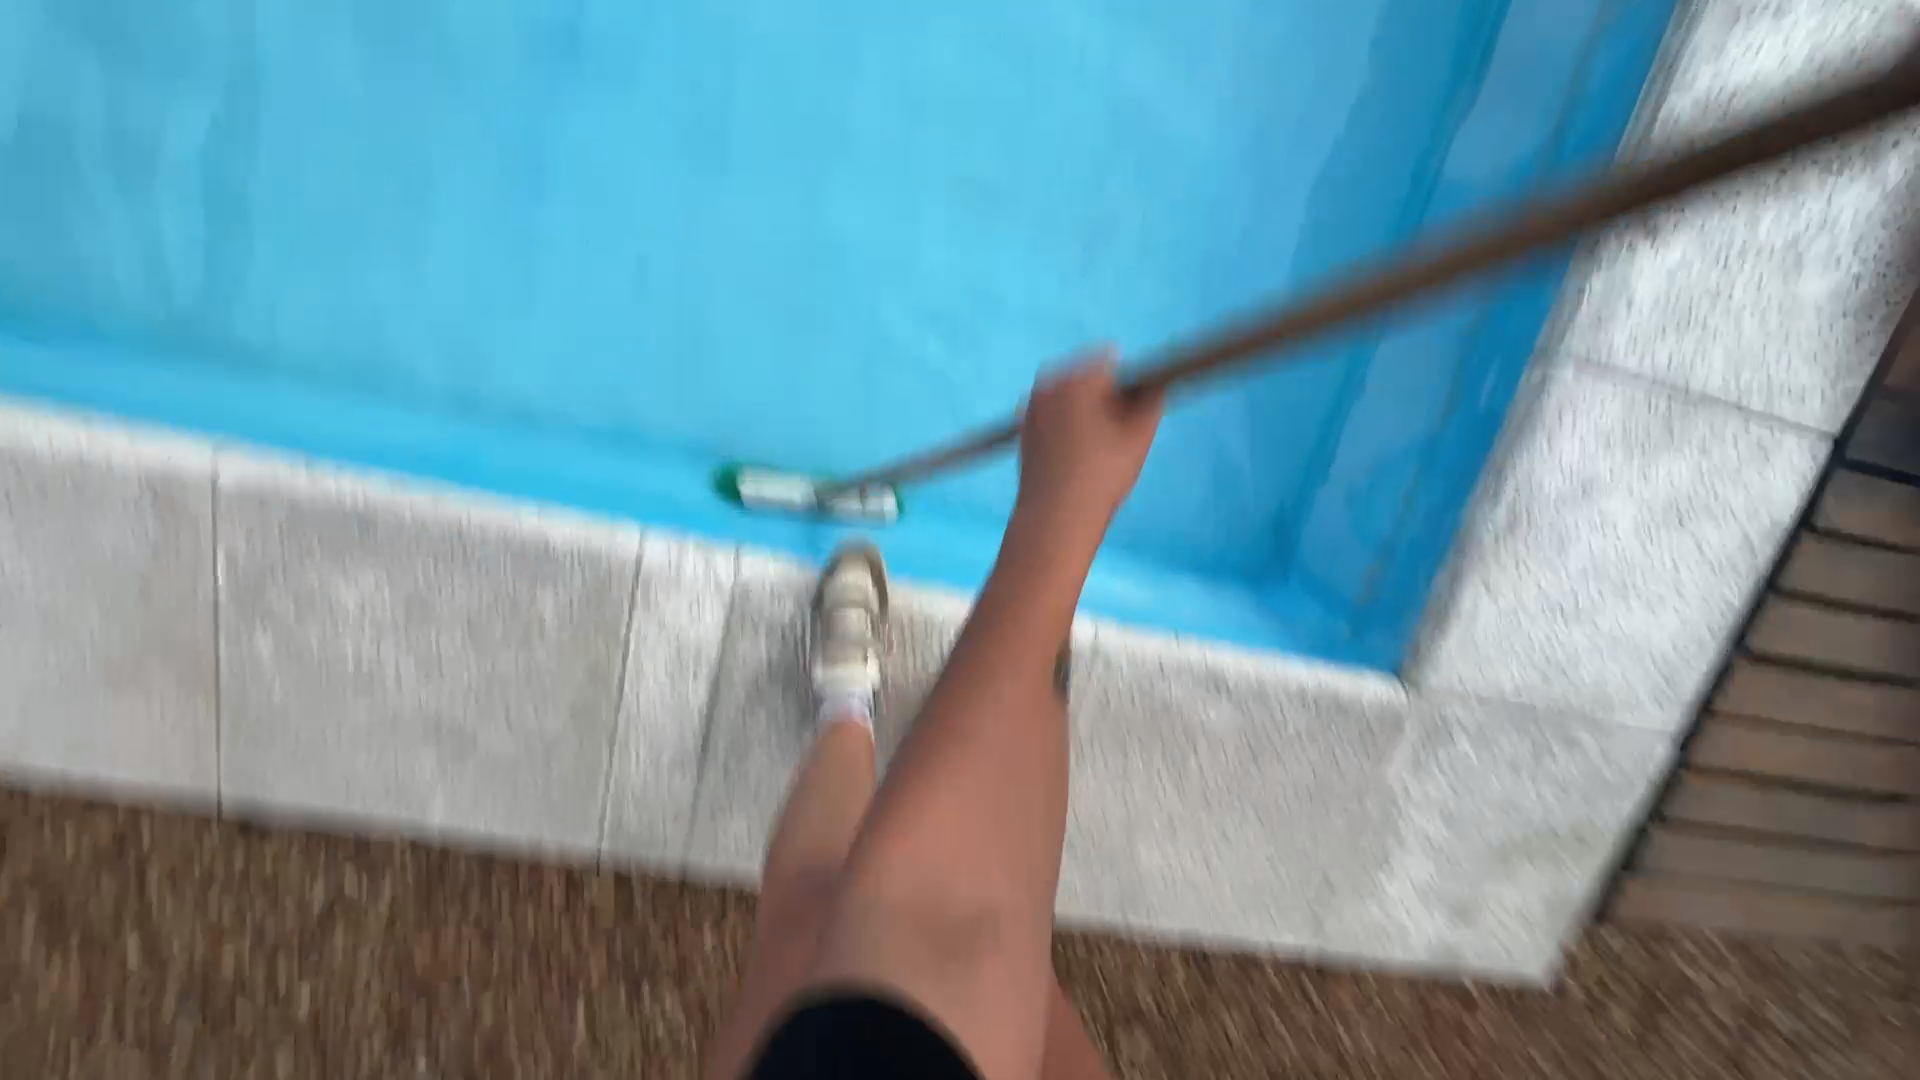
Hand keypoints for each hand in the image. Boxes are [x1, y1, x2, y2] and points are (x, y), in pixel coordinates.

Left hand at [1014, 350, 1163, 537]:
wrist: (1055, 516)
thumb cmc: (1102, 474)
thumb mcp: (1140, 433)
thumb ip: (1153, 397)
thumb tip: (1155, 382)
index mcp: (1077, 376)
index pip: (1112, 364)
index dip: (1129, 385)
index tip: (1135, 412)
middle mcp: (1048, 384)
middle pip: (1087, 379)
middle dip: (1104, 397)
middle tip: (1116, 434)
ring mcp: (1031, 406)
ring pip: (1069, 399)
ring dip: (1084, 412)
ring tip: (1098, 448)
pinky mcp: (1023, 430)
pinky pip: (1054, 419)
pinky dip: (1066, 428)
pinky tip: (1077, 456)